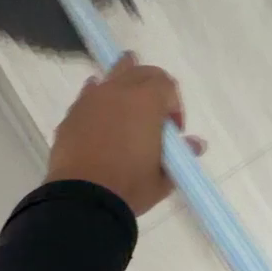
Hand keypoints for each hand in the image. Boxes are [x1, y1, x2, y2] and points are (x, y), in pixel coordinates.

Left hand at [44, 53, 205, 216]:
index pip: (167, 85)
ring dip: (125, 82)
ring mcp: (92, 98)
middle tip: (155, 116)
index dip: (175, 106)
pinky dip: (101, 97)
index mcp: (147, 102)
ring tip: (129, 104)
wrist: (86, 198)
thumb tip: (197, 144)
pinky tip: (103, 112)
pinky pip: (90, 93)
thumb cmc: (130, 187)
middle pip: (141, 72)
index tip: (173, 132)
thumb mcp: (163, 178)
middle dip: (153, 88)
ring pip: (113, 75)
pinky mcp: (73, 112)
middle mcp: (119, 90)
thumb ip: (181, 155)